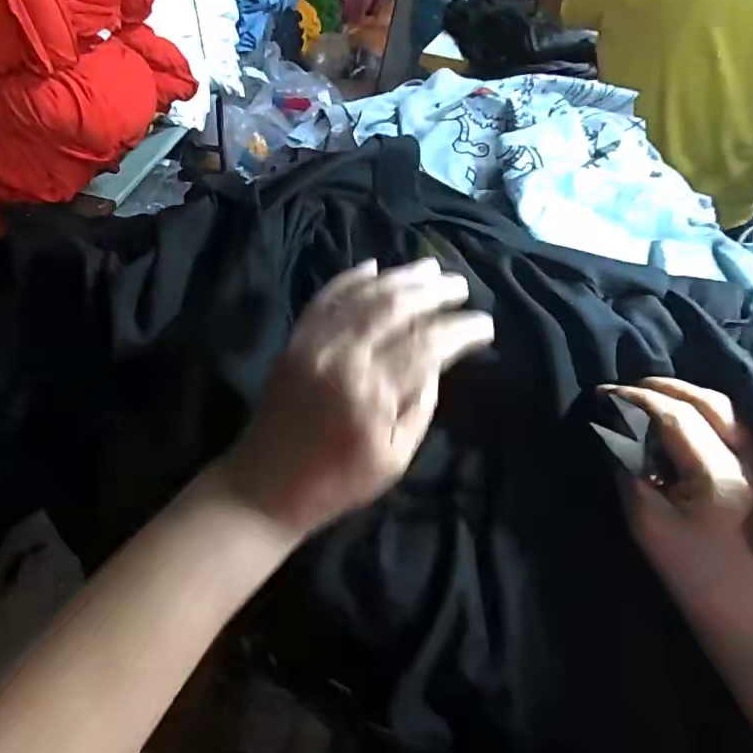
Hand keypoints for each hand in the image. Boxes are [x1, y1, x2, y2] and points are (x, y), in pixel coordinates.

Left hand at [217, 259, 494, 536]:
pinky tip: (372, 268)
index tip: (485, 325)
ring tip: (428, 268)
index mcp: (372, 391)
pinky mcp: (292, 343)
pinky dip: (348, 281)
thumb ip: (419, 405)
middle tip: (460, 286)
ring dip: (397, 278)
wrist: (267, 483)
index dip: (460, 329)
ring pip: (360, 296)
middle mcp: (341, 357)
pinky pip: (322, 300)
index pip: (427, 344)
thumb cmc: (337, 481)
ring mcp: (312, 345)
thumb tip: (436, 361)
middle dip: (433, 292)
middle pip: (394, 308)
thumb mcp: (394, 457)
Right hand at [606, 379, 752, 649]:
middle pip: (714, 404)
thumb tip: (616, 429)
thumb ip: (630, 467)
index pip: (676, 416)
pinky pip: (741, 433)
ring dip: (689, 399)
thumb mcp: (646, 519)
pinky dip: (707, 417)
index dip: (635, 398)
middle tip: (626, 387)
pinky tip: (681, 424)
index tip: (602, 393)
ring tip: (650, 399)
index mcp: (722, 475)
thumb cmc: (693, 574)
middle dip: (666, 388)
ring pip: (733, 415)